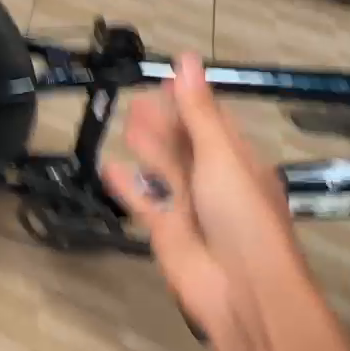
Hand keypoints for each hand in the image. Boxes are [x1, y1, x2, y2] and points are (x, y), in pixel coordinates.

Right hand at [101, 55, 308, 350]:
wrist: (240, 288)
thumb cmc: (241, 217)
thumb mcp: (220, 156)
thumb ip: (197, 112)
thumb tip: (186, 61)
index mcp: (239, 163)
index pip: (214, 124)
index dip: (193, 100)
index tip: (167, 77)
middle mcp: (215, 182)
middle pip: (186, 145)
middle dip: (165, 122)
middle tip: (138, 98)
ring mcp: (189, 207)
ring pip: (163, 170)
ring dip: (147, 148)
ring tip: (126, 123)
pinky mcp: (164, 230)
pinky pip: (142, 201)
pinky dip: (126, 185)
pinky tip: (108, 166)